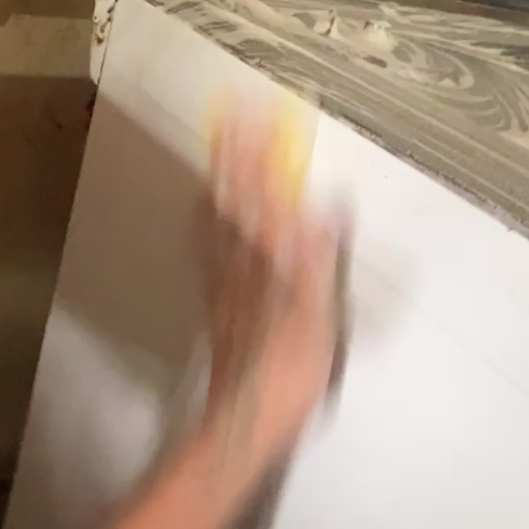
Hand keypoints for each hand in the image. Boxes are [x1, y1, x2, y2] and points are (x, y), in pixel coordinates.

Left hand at [199, 110, 340, 466]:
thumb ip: (317, 259)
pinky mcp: (216, 299)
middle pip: (233, 198)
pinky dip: (206, 218)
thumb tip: (324, 204)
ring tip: (216, 145)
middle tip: (230, 112)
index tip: (260, 110)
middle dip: (233, 152)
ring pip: (217, 217)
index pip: (263, 196)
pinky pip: (206, 247)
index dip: (261, 152)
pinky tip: (205, 210)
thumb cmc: (287, 373)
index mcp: (265, 262)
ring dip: (218, 177)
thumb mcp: (315, 318)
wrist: (244, 418)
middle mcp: (236, 263)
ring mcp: (221, 281)